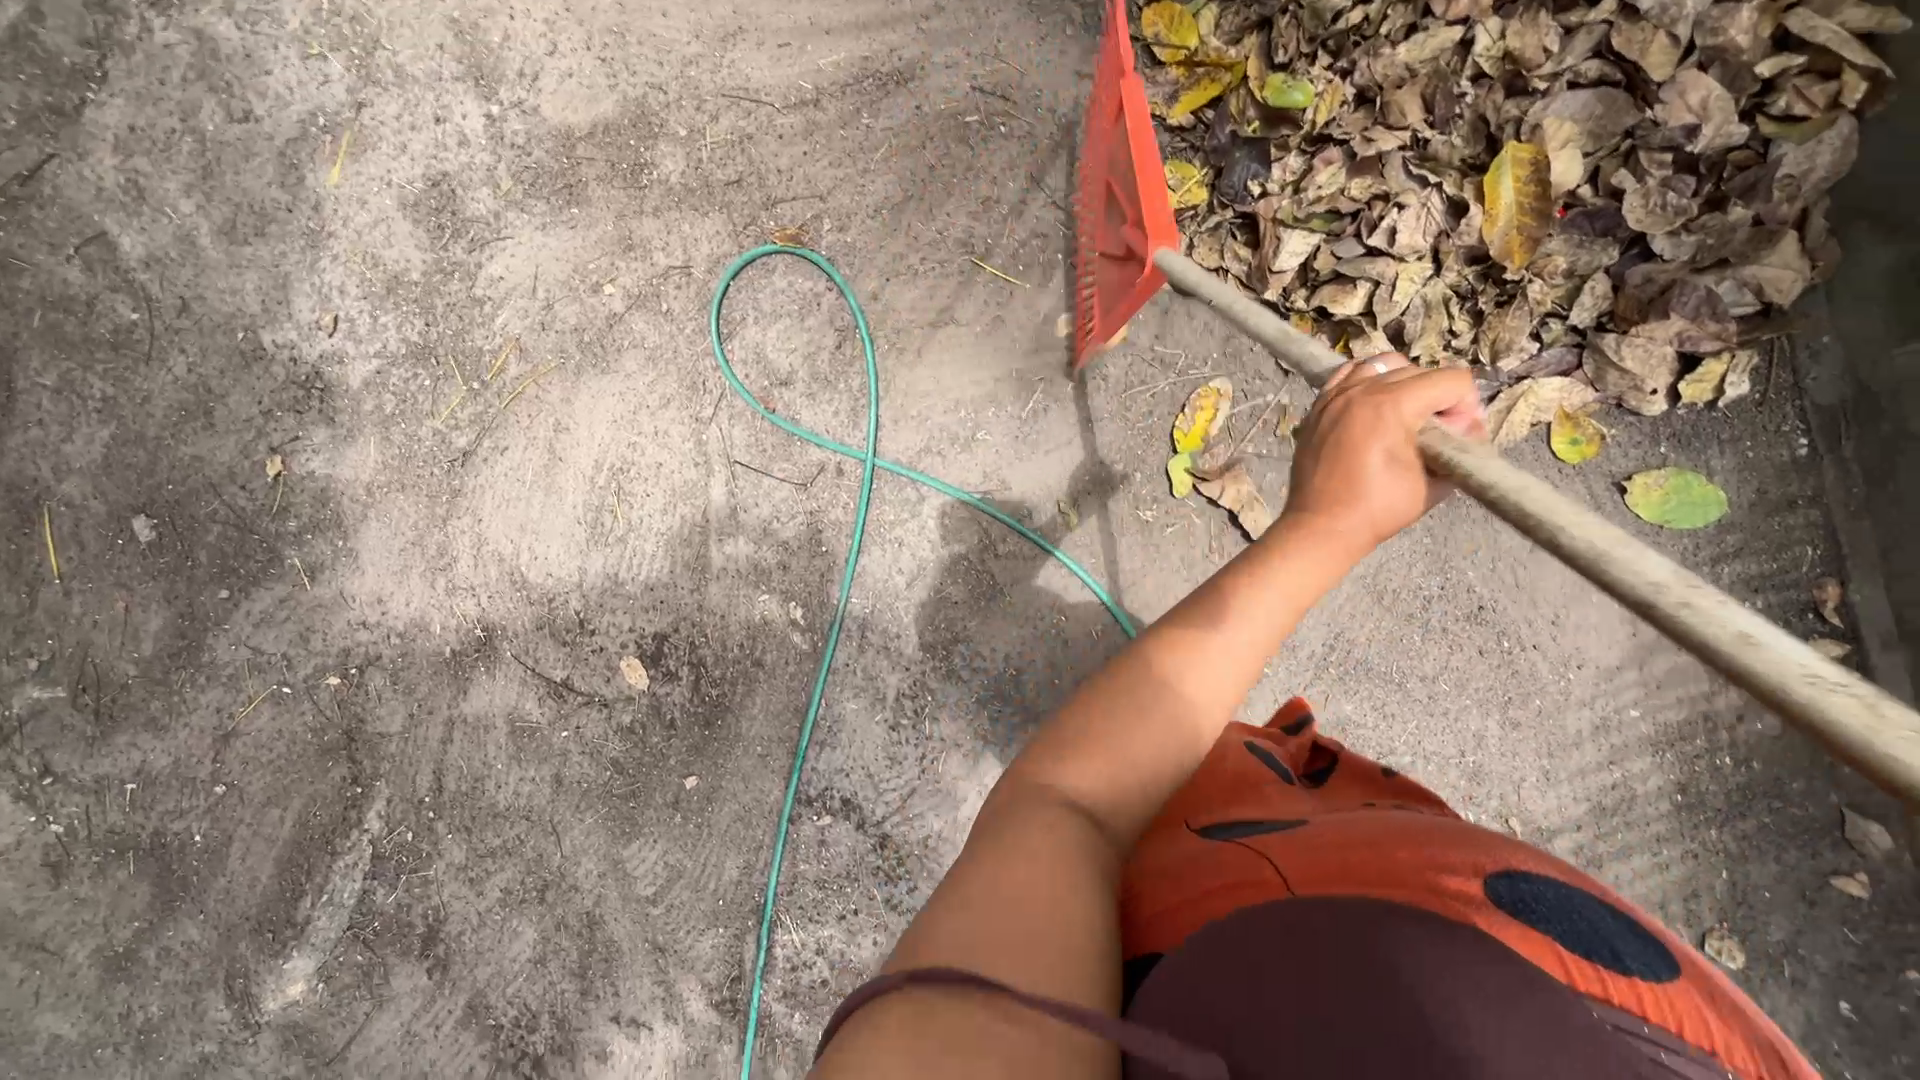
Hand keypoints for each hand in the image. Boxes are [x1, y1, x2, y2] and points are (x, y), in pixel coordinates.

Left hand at [1280, 353, 1486, 557]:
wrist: (1322, 525)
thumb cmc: (1377, 509)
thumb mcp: (1434, 483)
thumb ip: (1458, 450)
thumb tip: (1465, 431)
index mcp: (1392, 405)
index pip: (1451, 380)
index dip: (1467, 406)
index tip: (1461, 434)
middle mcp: (1361, 391)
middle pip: (1419, 372)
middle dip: (1439, 398)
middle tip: (1438, 432)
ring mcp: (1335, 397)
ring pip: (1381, 365)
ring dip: (1403, 383)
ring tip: (1406, 414)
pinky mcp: (1317, 407)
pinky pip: (1347, 375)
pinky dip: (1366, 381)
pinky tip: (1374, 404)